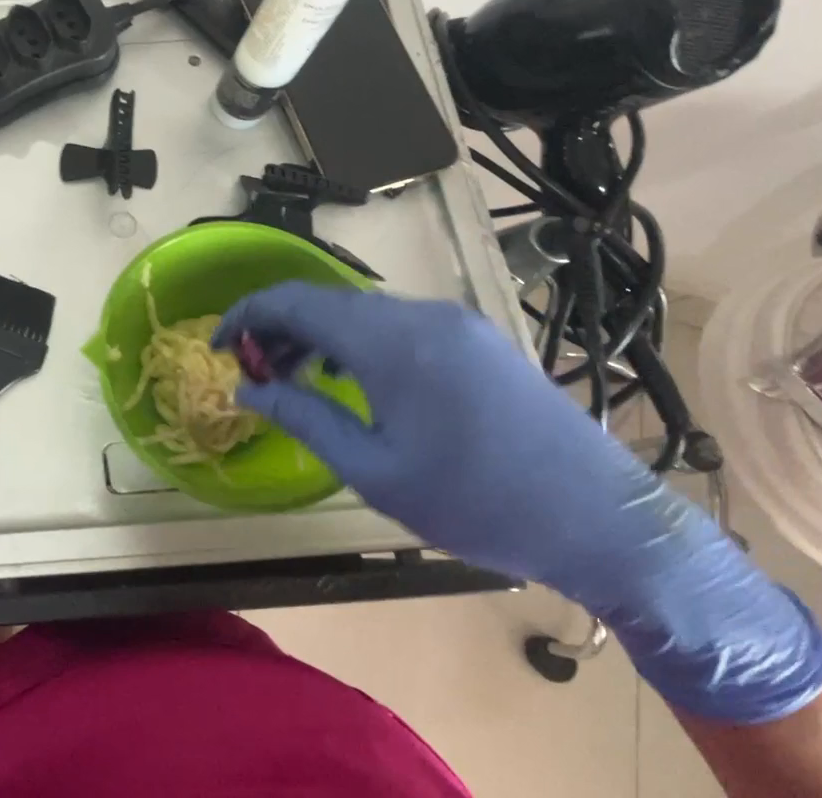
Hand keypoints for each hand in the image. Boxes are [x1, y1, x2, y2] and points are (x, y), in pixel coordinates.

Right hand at [218, 281, 821, 723]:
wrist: (603, 521)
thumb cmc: (476, 503)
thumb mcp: (374, 470)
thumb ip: (303, 417)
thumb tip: (245, 390)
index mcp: (393, 342)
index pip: (296, 301)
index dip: (246, 316)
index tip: (217, 347)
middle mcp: (423, 315)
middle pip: (328, 299)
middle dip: (278, 327)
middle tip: (253, 372)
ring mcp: (457, 323)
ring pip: (363, 309)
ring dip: (318, 334)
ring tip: (295, 378)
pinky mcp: (478, 338)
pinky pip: (398, 323)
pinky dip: (358, 340)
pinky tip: (352, 378)